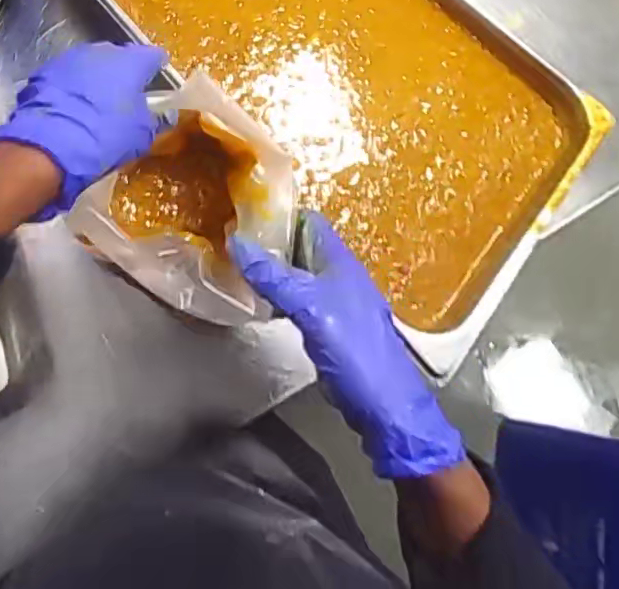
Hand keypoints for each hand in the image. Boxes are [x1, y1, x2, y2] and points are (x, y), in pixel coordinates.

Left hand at [0, 42, 167, 219]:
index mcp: (131, 61)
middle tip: (125, 96)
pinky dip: (72, 88)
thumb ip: (155, 121)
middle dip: (124, 73)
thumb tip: (165, 116)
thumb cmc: (106, 137)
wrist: (48, 147)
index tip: (155, 80)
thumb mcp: (141, 135)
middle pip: (120, 57)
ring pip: (91, 65)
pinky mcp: (45, 72)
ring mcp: (71, 59)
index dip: (156, 68)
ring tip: (96, 104)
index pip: (153, 56)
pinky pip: (67, 77)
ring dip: (96, 79)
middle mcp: (102, 52)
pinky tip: (71, 109)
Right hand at [231, 213, 465, 479]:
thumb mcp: (309, 308)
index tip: (245, 213)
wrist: (385, 406)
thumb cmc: (353, 349)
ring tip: (239, 269)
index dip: (279, 213)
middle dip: (270, 242)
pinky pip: (299, 299)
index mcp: (339, 260)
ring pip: (298, 273)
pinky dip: (279, 295)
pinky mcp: (329, 325)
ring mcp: (335, 300)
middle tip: (233, 242)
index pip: (308, 220)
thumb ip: (273, 276)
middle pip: (300, 245)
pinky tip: (260, 303)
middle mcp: (338, 274)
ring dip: (273, 270)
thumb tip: (236, 242)